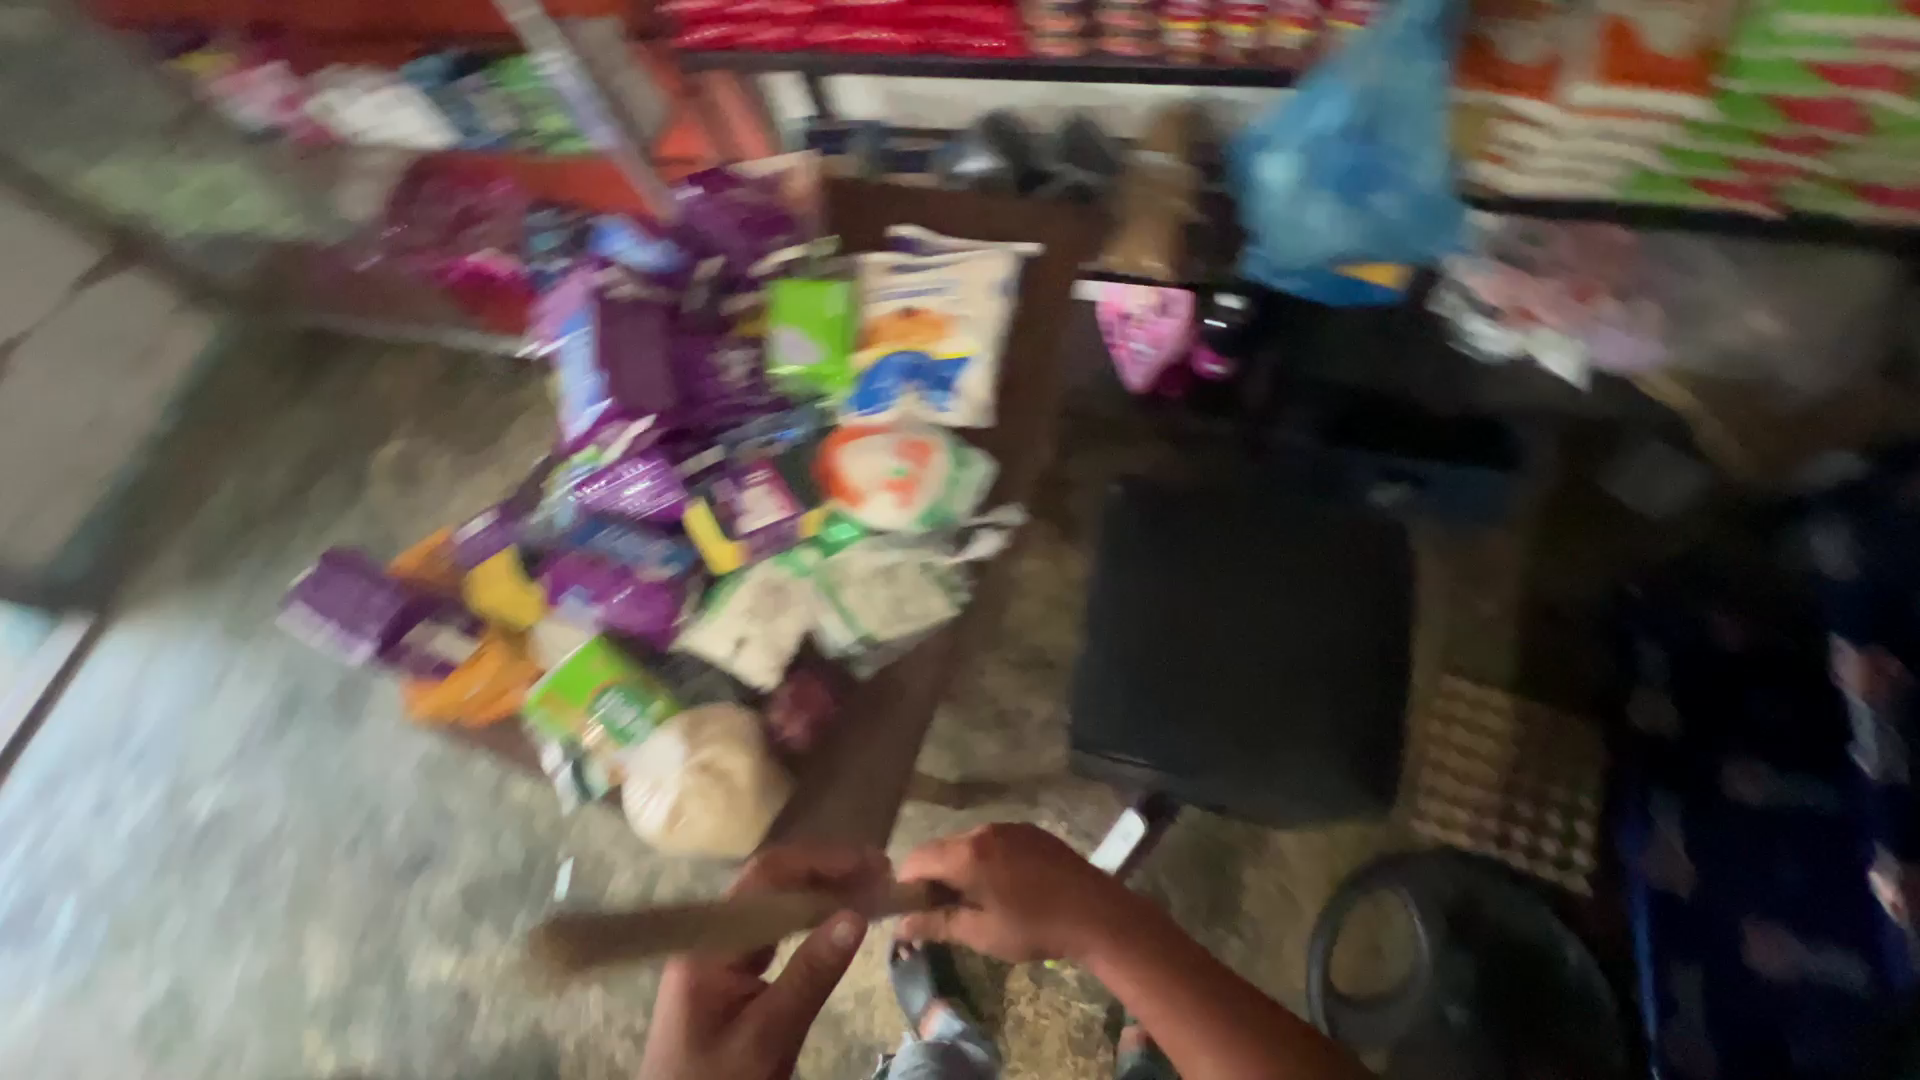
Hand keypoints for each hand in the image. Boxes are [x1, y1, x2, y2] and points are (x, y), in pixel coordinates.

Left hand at [638, 846, 887, 1079]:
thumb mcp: (767, 1039)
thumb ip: (810, 976)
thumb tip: (857, 915)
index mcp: (711, 942)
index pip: (768, 875)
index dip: (822, 862)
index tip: (871, 865)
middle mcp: (712, 934)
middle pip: (772, 881)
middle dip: (828, 871)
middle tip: (882, 873)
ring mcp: (718, 952)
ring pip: (775, 901)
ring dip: (822, 890)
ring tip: (870, 888)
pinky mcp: (728, 972)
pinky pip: (773, 927)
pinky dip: (810, 916)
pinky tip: (837, 918)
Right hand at [894, 823, 1138, 963]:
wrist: (1096, 913)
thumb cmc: (1034, 928)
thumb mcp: (981, 934)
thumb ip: (937, 924)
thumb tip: (900, 927)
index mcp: (968, 853)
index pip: (918, 858)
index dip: (907, 883)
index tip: (912, 909)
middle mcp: (984, 830)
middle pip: (943, 848)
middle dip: (935, 876)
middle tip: (944, 911)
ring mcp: (1010, 826)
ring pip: (968, 843)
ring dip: (962, 867)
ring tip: (977, 901)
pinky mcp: (1030, 830)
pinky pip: (994, 840)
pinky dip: (987, 859)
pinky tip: (1005, 886)